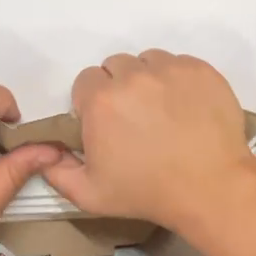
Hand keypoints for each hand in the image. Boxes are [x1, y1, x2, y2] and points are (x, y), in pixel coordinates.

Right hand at [41, 49, 255, 231]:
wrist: (211, 188)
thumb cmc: (147, 192)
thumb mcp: (89, 194)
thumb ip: (57, 171)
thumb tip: (44, 151)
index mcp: (101, 100)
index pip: (85, 81)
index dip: (92, 103)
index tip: (106, 124)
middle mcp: (134, 75)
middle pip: (116, 66)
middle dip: (118, 87)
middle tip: (134, 119)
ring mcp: (171, 69)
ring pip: (148, 61)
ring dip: (148, 79)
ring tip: (161, 110)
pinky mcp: (201, 70)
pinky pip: (179, 63)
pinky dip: (178, 80)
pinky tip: (185, 107)